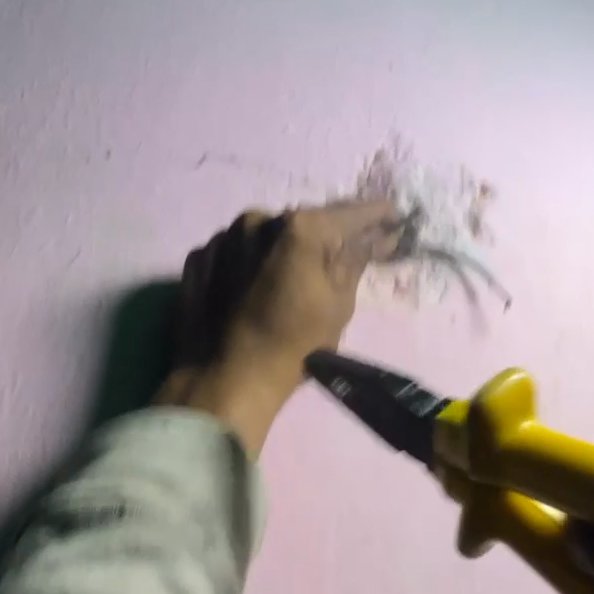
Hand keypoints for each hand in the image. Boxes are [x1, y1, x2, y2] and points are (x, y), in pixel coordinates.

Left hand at [158, 201, 400, 455]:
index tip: (395, 216)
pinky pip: (235, 252)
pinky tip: (253, 290)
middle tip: (342, 255)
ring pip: (265, 235)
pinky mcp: (198, 257)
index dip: (377, 215)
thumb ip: (357, 259)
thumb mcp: (339, 303)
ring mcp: (223, 236)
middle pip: (304, 223)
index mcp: (300, 227)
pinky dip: (249, 263)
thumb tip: (381, 235)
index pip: (350, 213)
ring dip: (282, 249)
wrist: (225, 379)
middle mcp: (259, 218)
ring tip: (289, 281)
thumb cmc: (294, 345)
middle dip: (325, 236)